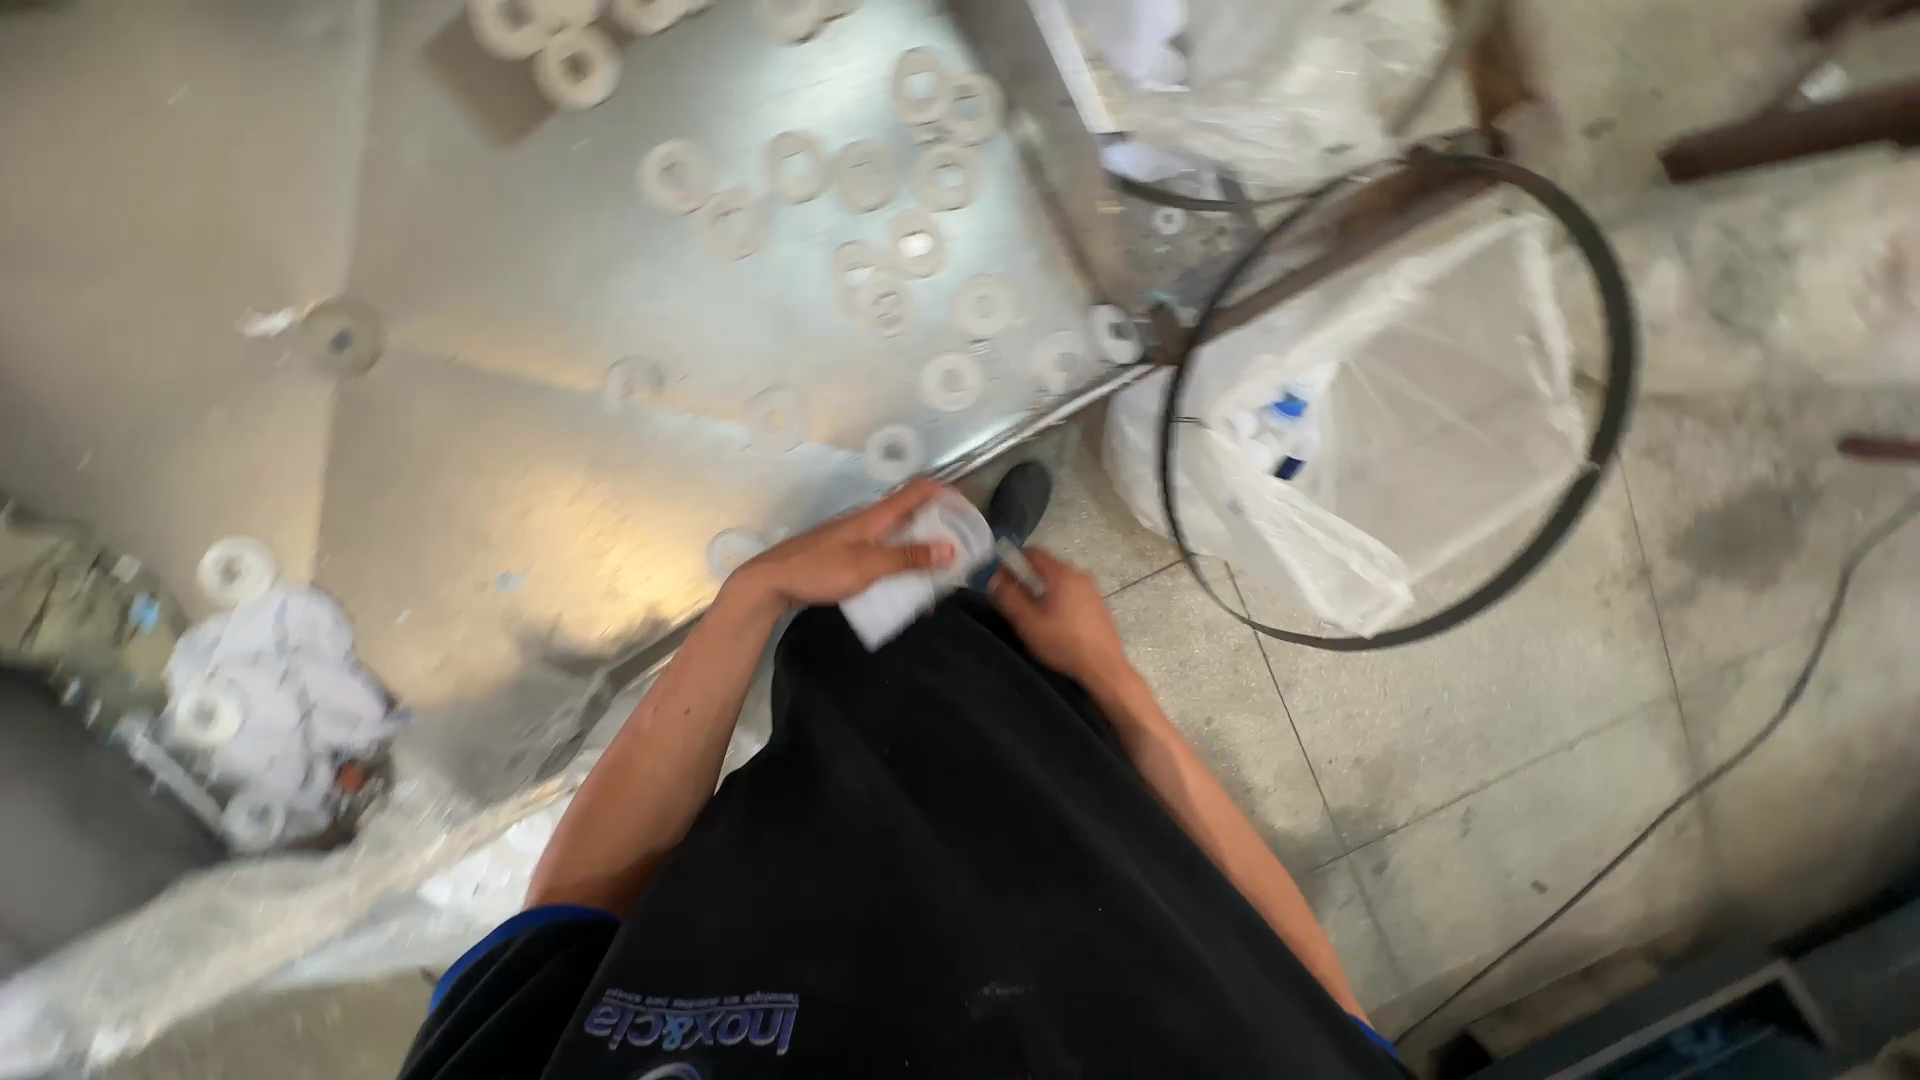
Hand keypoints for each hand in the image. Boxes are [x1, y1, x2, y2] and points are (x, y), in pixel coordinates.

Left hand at [729, 478, 957, 610]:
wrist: (771, 582)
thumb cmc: (820, 570)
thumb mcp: (869, 566)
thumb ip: (909, 557)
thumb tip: (951, 549)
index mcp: (875, 516)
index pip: (918, 490)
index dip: (946, 493)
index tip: (968, 510)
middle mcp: (867, 520)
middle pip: (910, 511)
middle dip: (938, 523)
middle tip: (960, 545)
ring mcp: (855, 536)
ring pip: (896, 532)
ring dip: (920, 544)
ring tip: (938, 566)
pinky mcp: (845, 553)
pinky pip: (882, 550)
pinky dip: (900, 559)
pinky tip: (903, 580)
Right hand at [987, 547, 1131, 685]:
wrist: (1104, 667)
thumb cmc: (1063, 643)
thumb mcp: (1028, 622)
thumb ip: (1008, 597)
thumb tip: (995, 580)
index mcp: (1062, 574)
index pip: (1032, 552)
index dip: (1013, 562)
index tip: (1003, 582)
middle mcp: (1079, 574)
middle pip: (1045, 567)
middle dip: (1027, 581)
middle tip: (1016, 604)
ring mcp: (1092, 589)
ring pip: (1058, 582)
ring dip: (1042, 593)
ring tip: (1034, 618)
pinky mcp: (1098, 604)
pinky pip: (1071, 593)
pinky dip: (1058, 601)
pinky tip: (1056, 624)